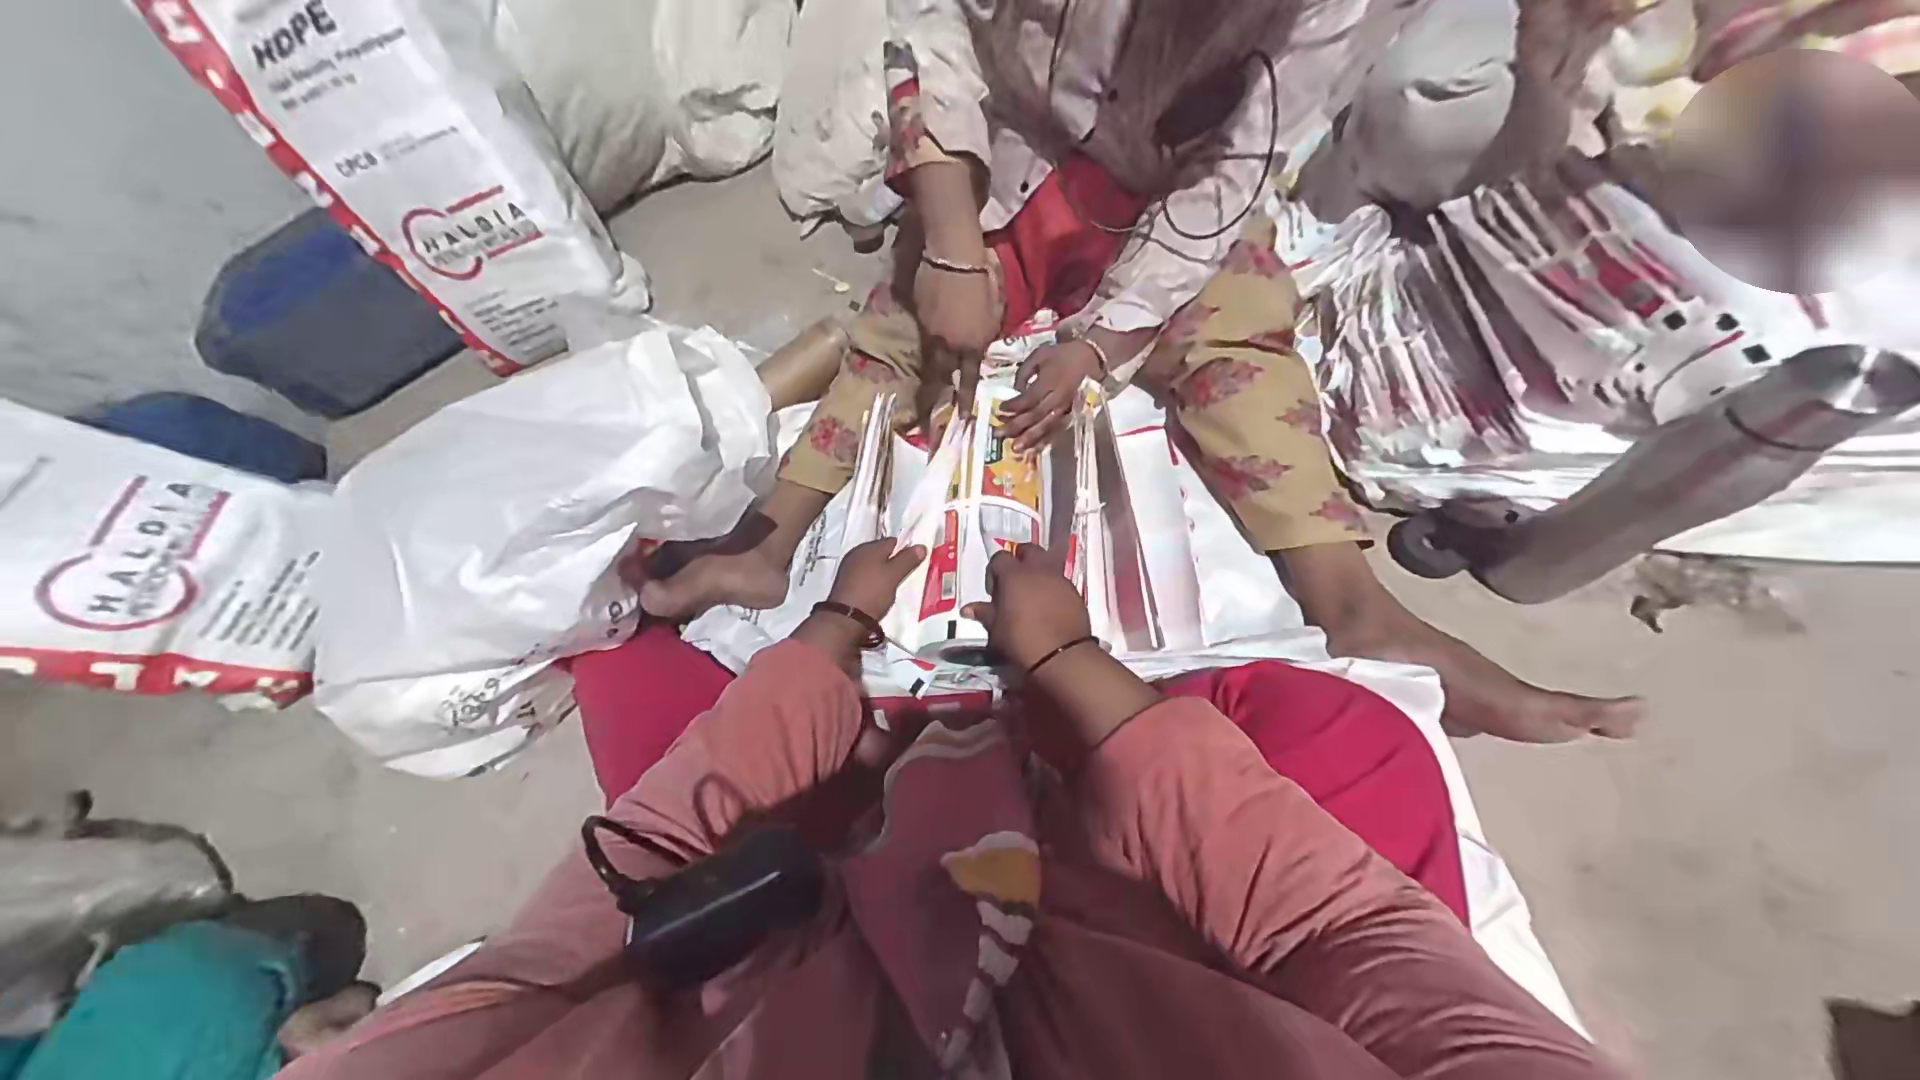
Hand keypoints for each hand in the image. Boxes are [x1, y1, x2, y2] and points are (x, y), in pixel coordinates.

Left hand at [828, 539, 928, 622]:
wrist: (845, 619)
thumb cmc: (872, 593)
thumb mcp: (894, 575)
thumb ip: (907, 560)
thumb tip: (921, 546)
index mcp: (869, 547)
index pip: (892, 541)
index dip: (905, 550)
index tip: (914, 563)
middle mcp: (857, 553)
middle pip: (881, 552)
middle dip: (893, 561)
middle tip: (904, 575)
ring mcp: (849, 568)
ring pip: (872, 564)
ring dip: (882, 572)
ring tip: (893, 585)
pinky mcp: (845, 582)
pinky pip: (865, 575)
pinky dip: (873, 580)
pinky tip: (878, 591)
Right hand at [915, 261, 996, 428]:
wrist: (953, 256)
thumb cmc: (983, 277)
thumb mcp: (997, 309)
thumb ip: (989, 331)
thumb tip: (982, 341)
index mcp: (973, 345)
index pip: (967, 379)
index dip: (963, 399)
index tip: (962, 417)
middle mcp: (950, 345)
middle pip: (941, 375)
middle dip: (937, 393)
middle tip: (932, 408)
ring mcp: (931, 332)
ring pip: (929, 359)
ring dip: (930, 371)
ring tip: (927, 382)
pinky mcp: (918, 317)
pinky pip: (923, 336)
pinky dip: (927, 342)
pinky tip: (929, 338)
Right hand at [962, 545, 1091, 669]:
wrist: (1062, 656)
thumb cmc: (1021, 640)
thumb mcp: (996, 629)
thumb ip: (985, 613)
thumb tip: (968, 609)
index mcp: (1014, 574)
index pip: (1000, 558)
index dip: (994, 572)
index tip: (994, 593)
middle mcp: (1038, 570)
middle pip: (1029, 550)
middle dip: (1020, 561)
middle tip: (1014, 584)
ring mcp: (1059, 579)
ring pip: (1047, 564)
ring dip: (1038, 574)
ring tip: (1032, 598)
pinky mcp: (1075, 592)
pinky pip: (1060, 582)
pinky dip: (1052, 588)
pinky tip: (1049, 608)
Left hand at [1004, 341, 1099, 450]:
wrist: (1090, 358)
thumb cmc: (1061, 355)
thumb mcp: (1039, 355)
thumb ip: (1024, 373)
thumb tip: (1015, 392)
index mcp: (1050, 381)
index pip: (1029, 398)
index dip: (1014, 405)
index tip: (1000, 409)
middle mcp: (1058, 397)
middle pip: (1036, 415)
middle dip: (1016, 426)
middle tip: (999, 434)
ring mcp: (1066, 408)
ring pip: (1046, 426)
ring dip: (1030, 438)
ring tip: (1015, 449)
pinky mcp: (1071, 415)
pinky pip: (1057, 430)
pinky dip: (1045, 441)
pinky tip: (1033, 449)